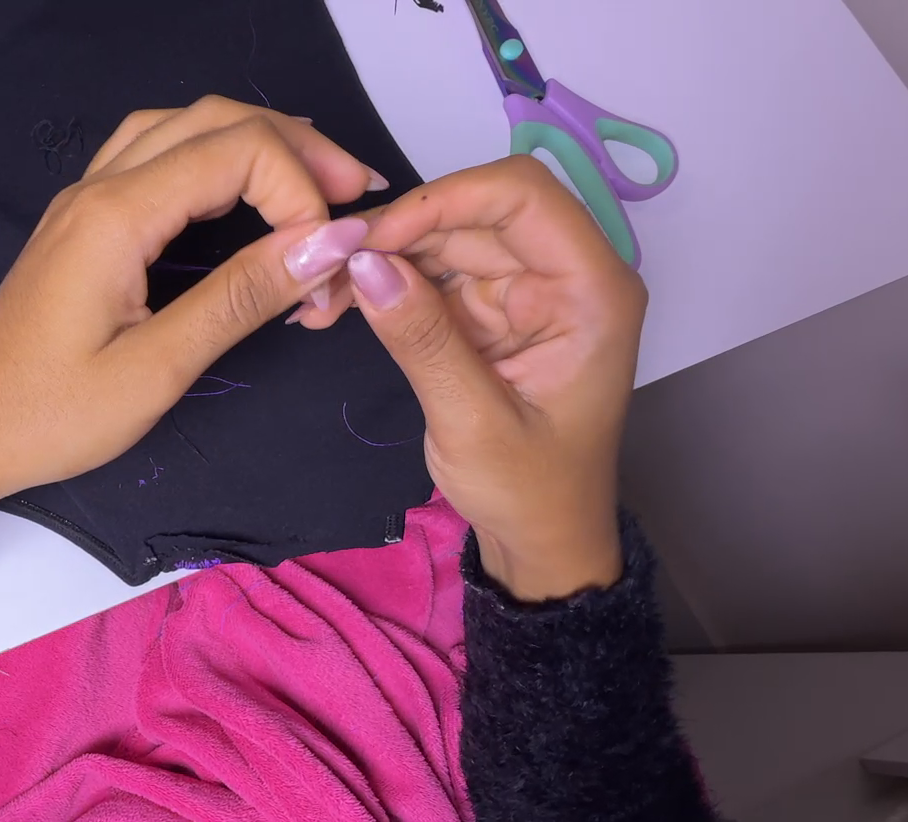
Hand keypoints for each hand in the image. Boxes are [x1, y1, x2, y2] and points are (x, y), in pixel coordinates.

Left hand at [0, 96, 390, 527]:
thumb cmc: (48, 419)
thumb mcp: (155, 368)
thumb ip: (239, 299)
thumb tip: (326, 244)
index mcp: (113, 218)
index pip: (235, 150)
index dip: (301, 186)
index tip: (331, 251)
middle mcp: (93, 193)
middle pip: (209, 121)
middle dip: (292, 146)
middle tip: (352, 194)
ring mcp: (78, 209)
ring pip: (176, 133)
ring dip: (247, 146)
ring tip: (306, 186)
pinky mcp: (75, 235)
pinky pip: (146, 166)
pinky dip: (202, 168)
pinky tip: (230, 198)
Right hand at [310, 156, 646, 600]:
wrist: (539, 536)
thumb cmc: (527, 488)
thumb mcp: (471, 420)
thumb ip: (422, 340)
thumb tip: (365, 265)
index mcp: (588, 290)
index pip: (520, 198)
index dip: (441, 200)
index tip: (370, 242)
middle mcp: (558, 278)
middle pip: (473, 216)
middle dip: (396, 236)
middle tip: (324, 272)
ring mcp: (519, 297)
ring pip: (443, 246)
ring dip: (380, 263)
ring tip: (320, 298)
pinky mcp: (484, 320)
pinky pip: (430, 284)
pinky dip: (384, 291)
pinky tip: (339, 308)